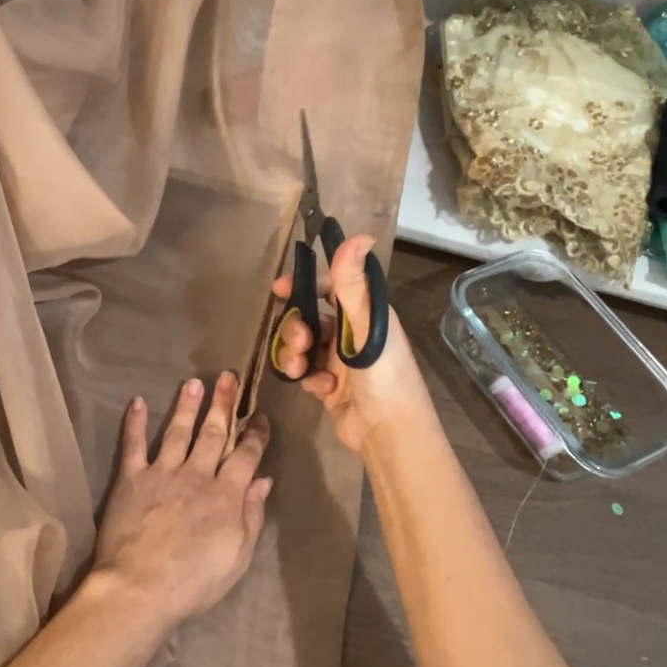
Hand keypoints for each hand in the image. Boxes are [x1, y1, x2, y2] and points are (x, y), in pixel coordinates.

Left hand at [89, 372, 272, 630]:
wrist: (140, 587)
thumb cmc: (194, 581)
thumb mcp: (238, 556)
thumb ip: (251, 515)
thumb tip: (263, 481)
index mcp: (225, 495)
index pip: (245, 456)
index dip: (255, 434)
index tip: (260, 415)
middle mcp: (196, 475)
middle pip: (213, 434)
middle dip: (223, 404)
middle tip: (228, 377)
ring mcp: (162, 473)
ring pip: (178, 431)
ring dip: (187, 406)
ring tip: (193, 383)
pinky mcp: (131, 478)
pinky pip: (133, 445)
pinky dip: (136, 422)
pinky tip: (138, 402)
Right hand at [270, 235, 429, 454]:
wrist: (388, 432)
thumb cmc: (383, 374)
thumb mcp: (367, 325)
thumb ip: (354, 284)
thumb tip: (359, 235)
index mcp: (368, 313)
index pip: (332, 286)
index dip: (305, 284)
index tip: (278, 289)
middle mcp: (355, 332)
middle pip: (311, 316)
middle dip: (296, 327)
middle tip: (298, 342)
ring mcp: (341, 360)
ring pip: (304, 345)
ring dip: (295, 354)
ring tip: (301, 369)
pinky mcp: (331, 385)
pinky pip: (307, 371)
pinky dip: (308, 378)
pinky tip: (321, 389)